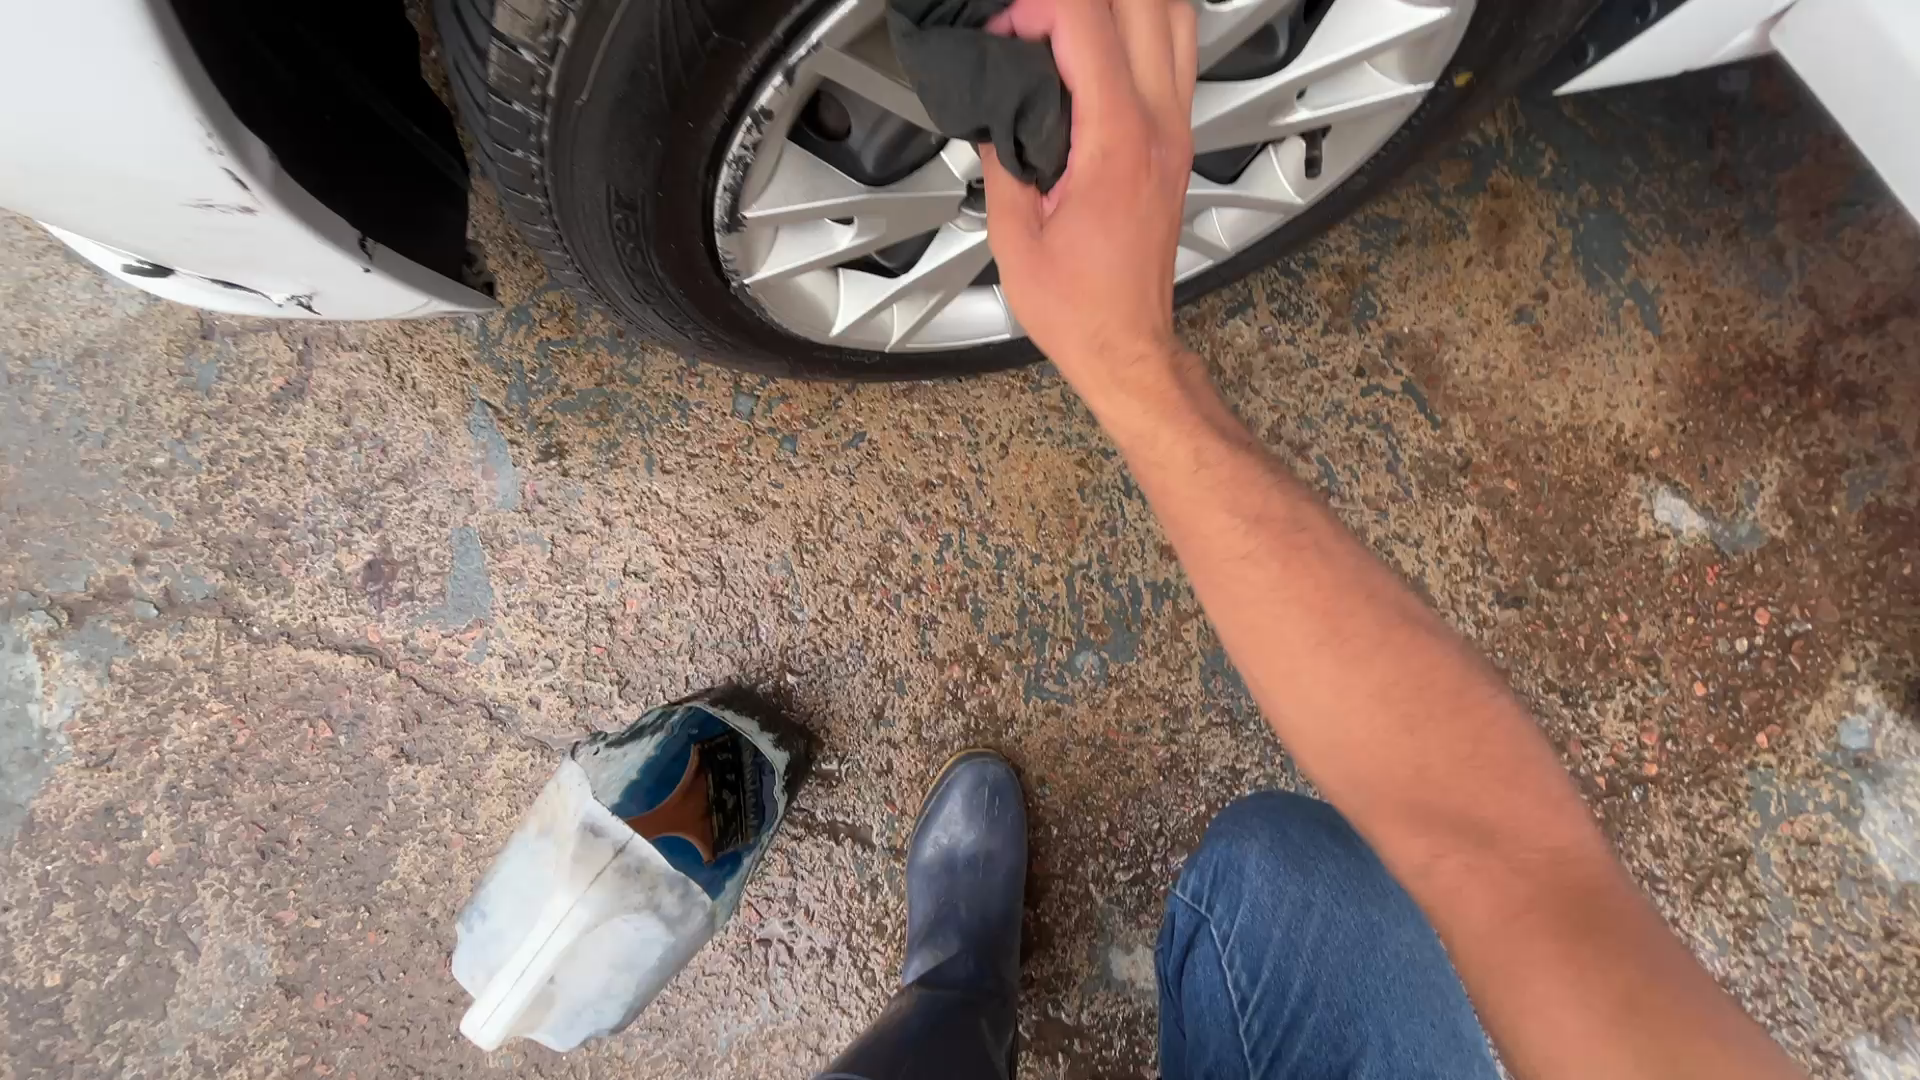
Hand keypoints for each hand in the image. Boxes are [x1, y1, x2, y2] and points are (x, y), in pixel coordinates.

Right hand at [983, 0, 1196, 397]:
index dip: (1036, 9)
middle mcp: (1160, 129)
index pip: (1086, 23)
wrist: (1125, 346)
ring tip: (1072, 25)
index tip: (1006, 31)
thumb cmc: (1081, 310)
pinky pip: (1177, 56)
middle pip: (1141, 1)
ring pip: (1174, 16)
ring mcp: (1177, 135)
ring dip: (1122, 5)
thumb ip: (1003, 160)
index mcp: (1116, 146)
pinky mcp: (1179, 148)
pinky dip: (1144, 29)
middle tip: (1035, 20)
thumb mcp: (1015, 238)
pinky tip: (1107, 50)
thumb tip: (996, 115)